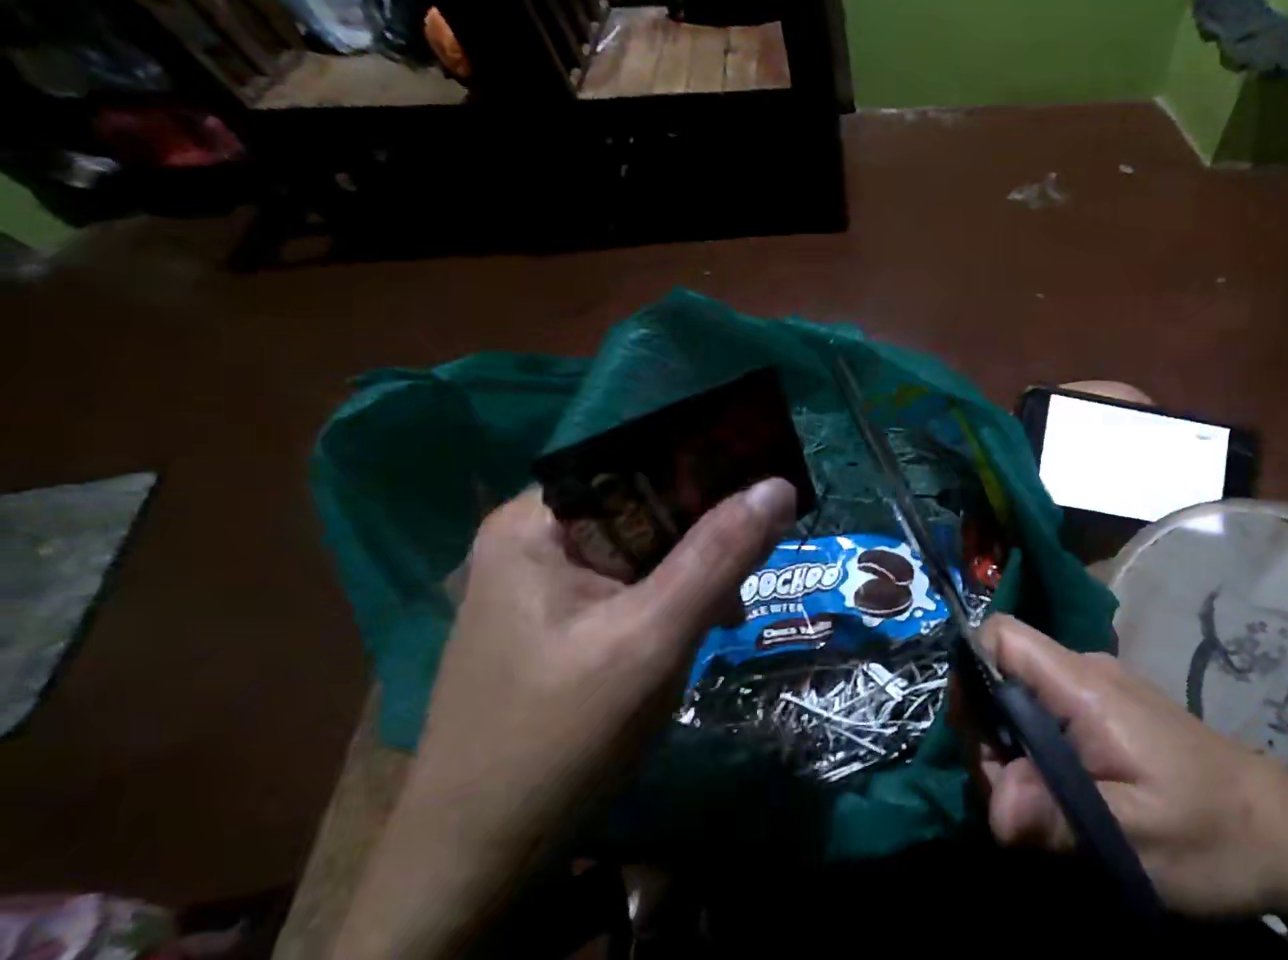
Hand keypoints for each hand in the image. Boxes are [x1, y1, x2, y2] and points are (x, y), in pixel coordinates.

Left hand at [331, 478, 796, 959]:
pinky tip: (701, 628)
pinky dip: (675, 599)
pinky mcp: (562, 619)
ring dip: (697, 571)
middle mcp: (536, 537)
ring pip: (648, 547)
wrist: (480, 854)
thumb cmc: (560, 734)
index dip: (708, 468)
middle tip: (755, 567)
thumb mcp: (652, 638)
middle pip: (646, 505)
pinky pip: (635, 584)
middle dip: (707, 535)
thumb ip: (718, 556)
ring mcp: (547, 581)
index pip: (638, 460)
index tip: (767, 492)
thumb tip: (779, 485)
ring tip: (728, 612)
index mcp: (536, 521)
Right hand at [964, 614, 1287, 921]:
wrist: (1285, 834)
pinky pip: (1048, 720)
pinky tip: (1063, 806)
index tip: (978, 742)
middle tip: (1016, 807)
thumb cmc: (1213, 835)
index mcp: (1084, 685)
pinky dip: (1037, 760)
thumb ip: (1058, 816)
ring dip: (1013, 757)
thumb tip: (991, 802)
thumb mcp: (1133, 838)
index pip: (1002, 635)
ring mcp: (1098, 693)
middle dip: (988, 736)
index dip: (971, 673)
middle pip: (1002, 675)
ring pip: (1021, 702)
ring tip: (1045, 818)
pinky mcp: (1108, 717)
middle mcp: (1085, 674)